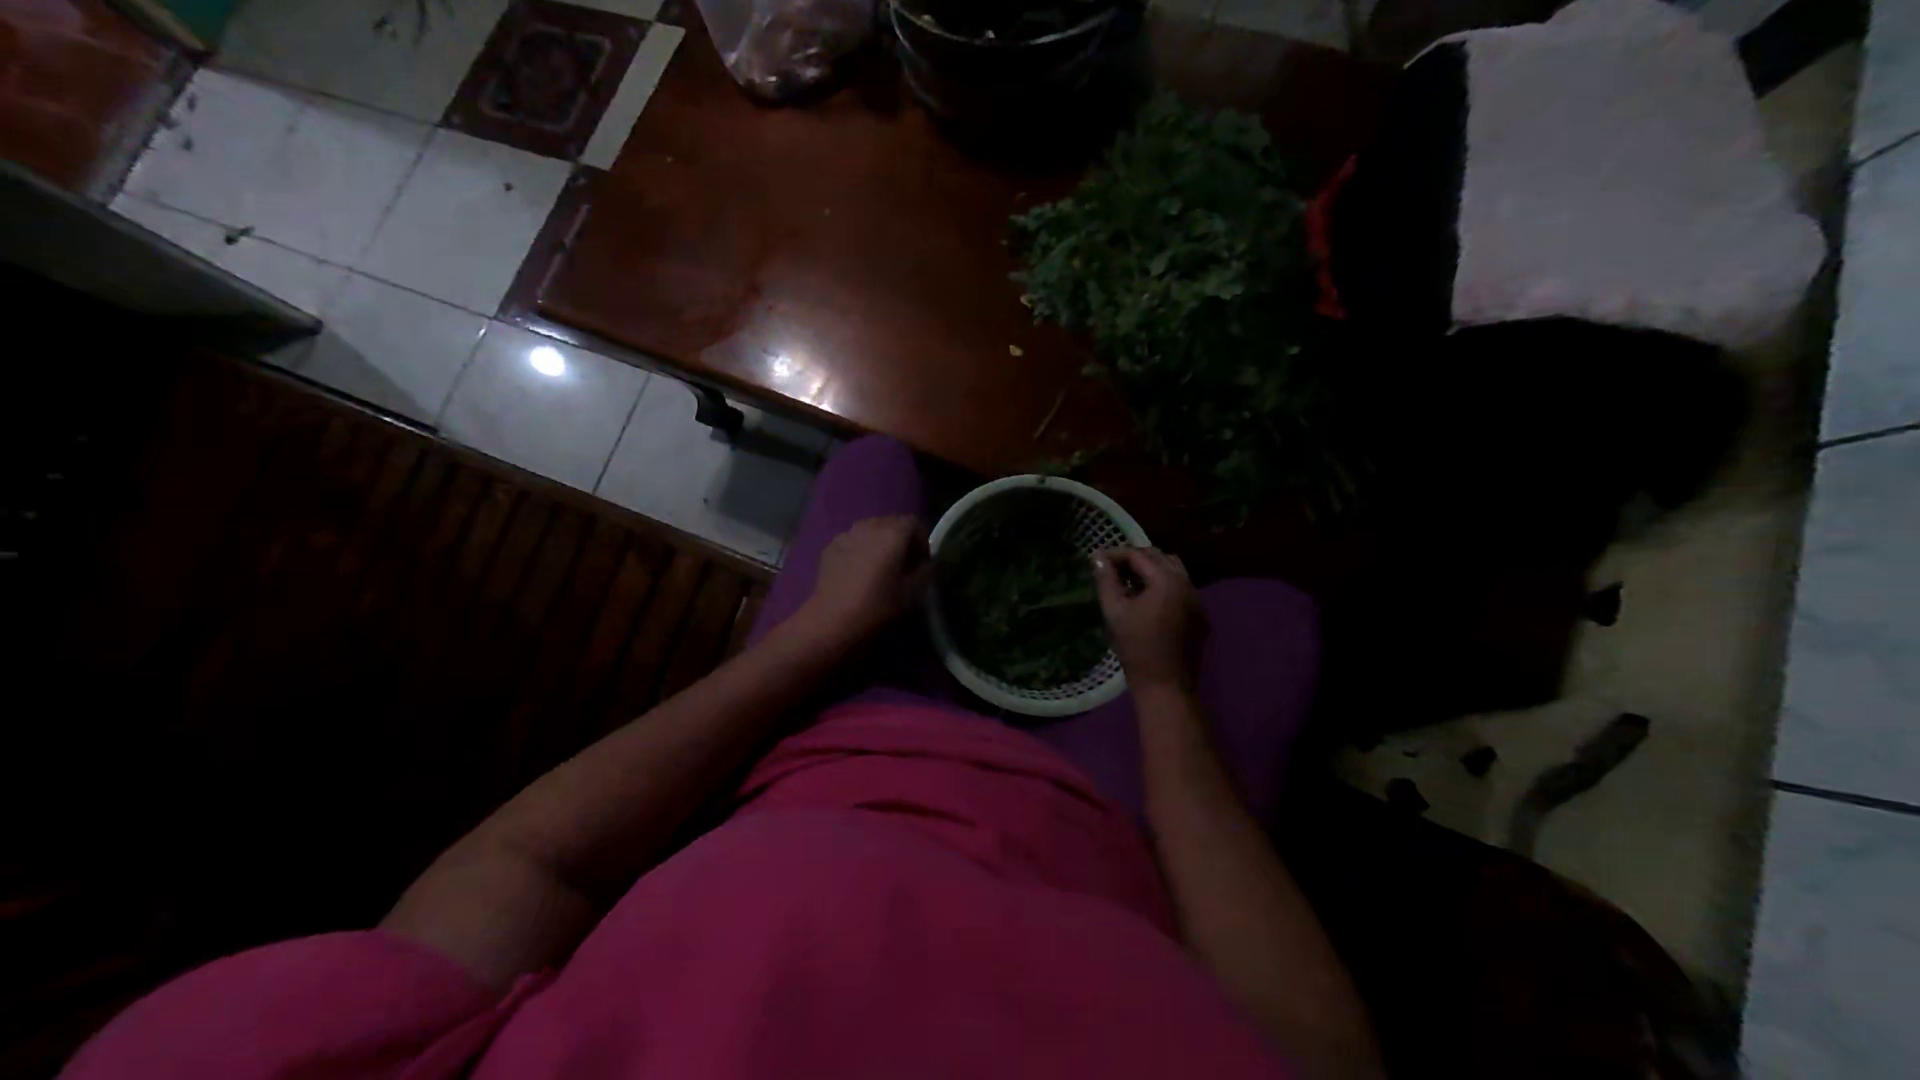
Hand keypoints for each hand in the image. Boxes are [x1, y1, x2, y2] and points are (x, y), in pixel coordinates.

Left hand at [797, 515, 931, 645]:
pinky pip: (854, 540)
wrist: (831, 622)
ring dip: (881, 542)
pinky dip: (862, 548)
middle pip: (892, 522)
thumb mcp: (913, 593)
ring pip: (871, 529)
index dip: (923, 540)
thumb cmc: (877, 607)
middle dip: (902, 539)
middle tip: (904, 565)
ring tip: (881, 567)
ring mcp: (846, 534)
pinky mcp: (830, 547)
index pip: (915, 522)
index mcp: (892, 533)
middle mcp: (869, 526)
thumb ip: (928, 571)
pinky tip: (859, 571)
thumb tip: (930, 562)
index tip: (923, 562)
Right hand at [1092, 547, 1204, 695]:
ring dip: (1151, 570)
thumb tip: (1098, 558)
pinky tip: (1148, 600)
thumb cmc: (1136, 648)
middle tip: (1112, 568)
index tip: (1097, 560)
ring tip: (1129, 581)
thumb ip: (1106, 580)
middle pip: (1160, 558)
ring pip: (1174, 572)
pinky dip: (1164, 586)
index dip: (1116, 554)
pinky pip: (1182, 590)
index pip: (1140, 555)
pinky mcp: (1200, 616)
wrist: (1165, 685)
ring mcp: (1197, 600)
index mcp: (1167, 581)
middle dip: (1135, 559)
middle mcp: (1187, 584)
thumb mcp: (1115, 611)